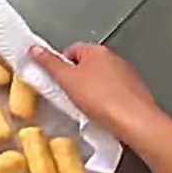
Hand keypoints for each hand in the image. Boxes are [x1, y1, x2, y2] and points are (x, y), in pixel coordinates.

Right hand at [31, 43, 171, 150]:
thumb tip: (35, 49)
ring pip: (100, 79)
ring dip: (91, 90)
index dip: (60, 66)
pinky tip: (102, 113)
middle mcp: (114, 58)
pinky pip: (113, 92)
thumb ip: (49, 63)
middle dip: (76, 79)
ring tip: (86, 106)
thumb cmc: (102, 99)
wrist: (137, 123)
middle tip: (69, 94)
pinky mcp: (136, 92)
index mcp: (96, 50)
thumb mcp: (66, 80)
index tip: (57, 81)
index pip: (70, 51)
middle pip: (85, 64)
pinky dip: (106, 100)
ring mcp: (127, 75)